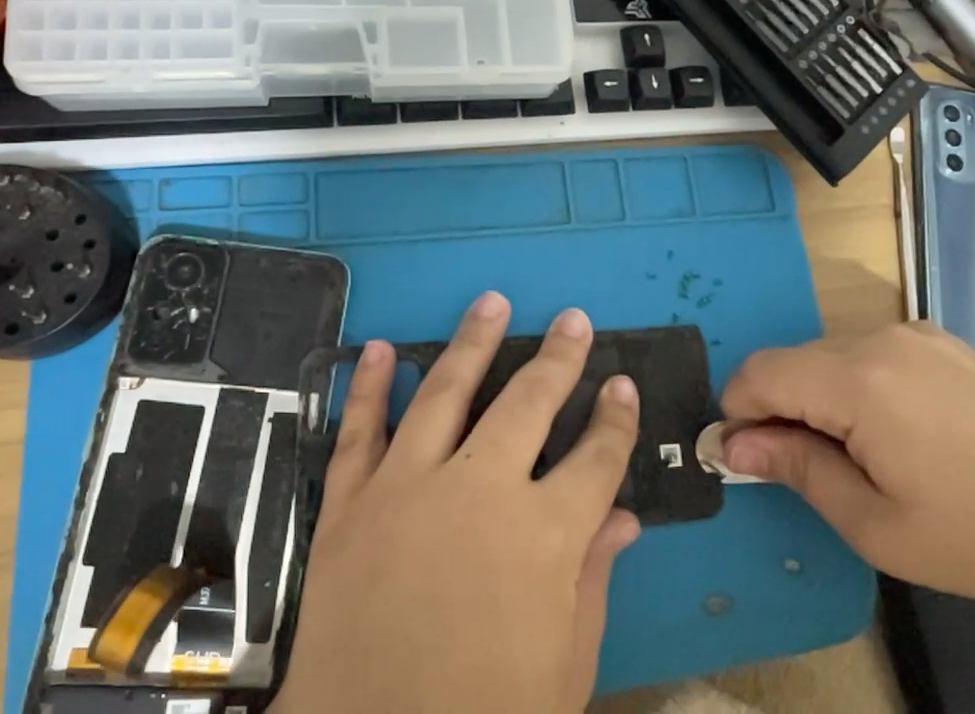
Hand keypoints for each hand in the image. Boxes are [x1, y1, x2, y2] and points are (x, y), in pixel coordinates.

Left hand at [273, 292, 641, 713]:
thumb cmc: (486, 711)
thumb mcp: (565, 662)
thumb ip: (592, 579)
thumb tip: (624, 519)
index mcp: (545, 535)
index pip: (596, 460)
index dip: (615, 422)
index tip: (623, 386)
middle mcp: (480, 491)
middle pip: (528, 404)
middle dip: (558, 359)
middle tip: (573, 320)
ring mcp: (408, 487)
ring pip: (445, 393)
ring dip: (472, 344)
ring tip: (492, 302)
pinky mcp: (350, 502)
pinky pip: (360, 430)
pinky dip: (369, 386)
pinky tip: (381, 348)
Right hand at [719, 322, 974, 613]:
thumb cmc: (971, 537)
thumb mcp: (870, 522)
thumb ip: (793, 468)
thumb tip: (731, 445)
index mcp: (862, 380)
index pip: (762, 374)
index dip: (740, 414)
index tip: (744, 459)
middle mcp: (884, 340)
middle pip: (792, 362)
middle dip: (778, 409)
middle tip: (801, 470)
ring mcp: (917, 336)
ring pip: (828, 356)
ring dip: (816, 397)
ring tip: (852, 456)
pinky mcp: (941, 344)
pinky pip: (868, 353)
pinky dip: (854, 384)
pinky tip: (888, 431)